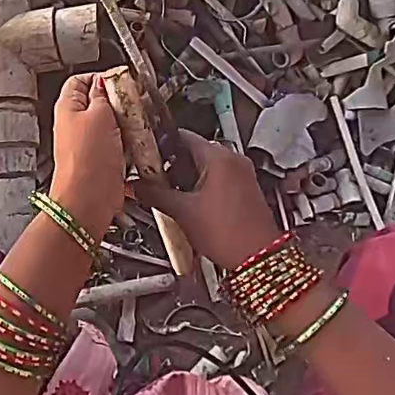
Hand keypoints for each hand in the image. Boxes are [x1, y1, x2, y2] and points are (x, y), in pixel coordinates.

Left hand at [49, 73, 125, 239]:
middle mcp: (75, 124)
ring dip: (127, 124)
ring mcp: (89, 143)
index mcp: (67, 108)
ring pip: (112, 123)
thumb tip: (106, 80)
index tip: (121, 81)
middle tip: (132, 105)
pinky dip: (129, 143)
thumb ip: (103, 95)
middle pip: (100, 102)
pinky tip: (135, 145)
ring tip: (134, 126)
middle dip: (119, 102)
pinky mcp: (102, 160)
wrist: (89, 201)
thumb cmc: (86, 162)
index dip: (102, 78)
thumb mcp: (99, 115)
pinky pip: (119, 144)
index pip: (82, 80)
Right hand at [134, 131, 279, 268]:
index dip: (160, 144)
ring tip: (167, 192)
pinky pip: (217, 178)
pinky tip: (188, 202)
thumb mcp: (182, 212)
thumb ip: (155, 194)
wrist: (258, 258)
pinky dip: (200, 185)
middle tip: (151, 177)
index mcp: (218, 157)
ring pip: (205, 165)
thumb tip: (136, 185)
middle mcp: (233, 159)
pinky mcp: (244, 189)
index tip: (144, 155)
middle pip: (193, 150)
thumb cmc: (228, 234)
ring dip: (185, 176)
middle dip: (171, 164)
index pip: (182, 136)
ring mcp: (241, 174)